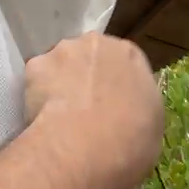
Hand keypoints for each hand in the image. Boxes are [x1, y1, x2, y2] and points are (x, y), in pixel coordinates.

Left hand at [22, 34, 163, 188]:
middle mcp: (96, 43)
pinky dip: (39, 92)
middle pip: (89, 56)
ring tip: (60, 114)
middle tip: (84, 107)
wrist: (87, 145)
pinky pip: (38, 77)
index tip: (111, 103)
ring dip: (60, 81)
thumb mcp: (152, 124)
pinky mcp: (36, 64)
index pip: (122, 61)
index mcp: (130, 54)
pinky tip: (42, 115)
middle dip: (86, 76)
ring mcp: (63, 50)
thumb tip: (124, 109)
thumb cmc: (131, 141)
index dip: (114, 83)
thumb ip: (136, 103)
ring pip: (60, 64)